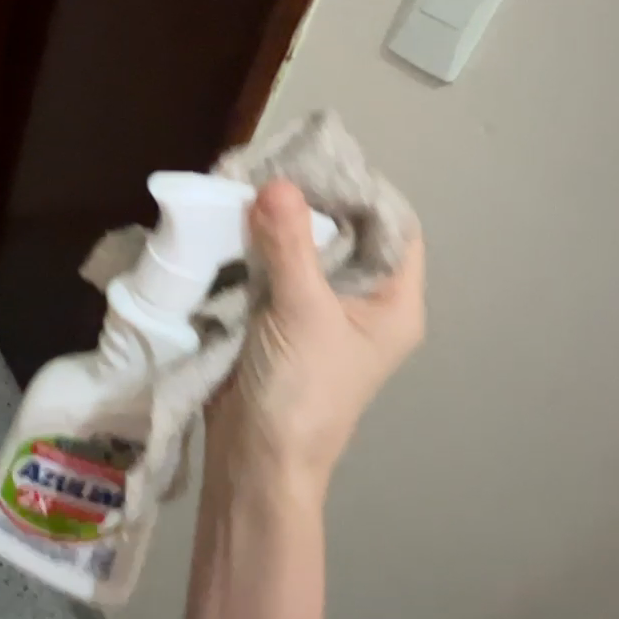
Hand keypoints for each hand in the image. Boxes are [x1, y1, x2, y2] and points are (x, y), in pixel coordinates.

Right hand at [210, 180, 426, 491]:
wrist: (253, 458)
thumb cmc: (300, 393)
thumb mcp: (302, 314)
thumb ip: (289, 247)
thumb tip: (275, 184)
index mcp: (391, 302)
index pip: (392, 227)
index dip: (361, 191)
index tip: (317, 160)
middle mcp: (359, 300)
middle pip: (342, 233)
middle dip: (307, 202)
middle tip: (269, 167)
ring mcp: (314, 308)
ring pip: (299, 248)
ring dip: (272, 222)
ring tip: (241, 186)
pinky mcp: (273, 315)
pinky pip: (267, 266)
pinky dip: (249, 244)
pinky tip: (226, 222)